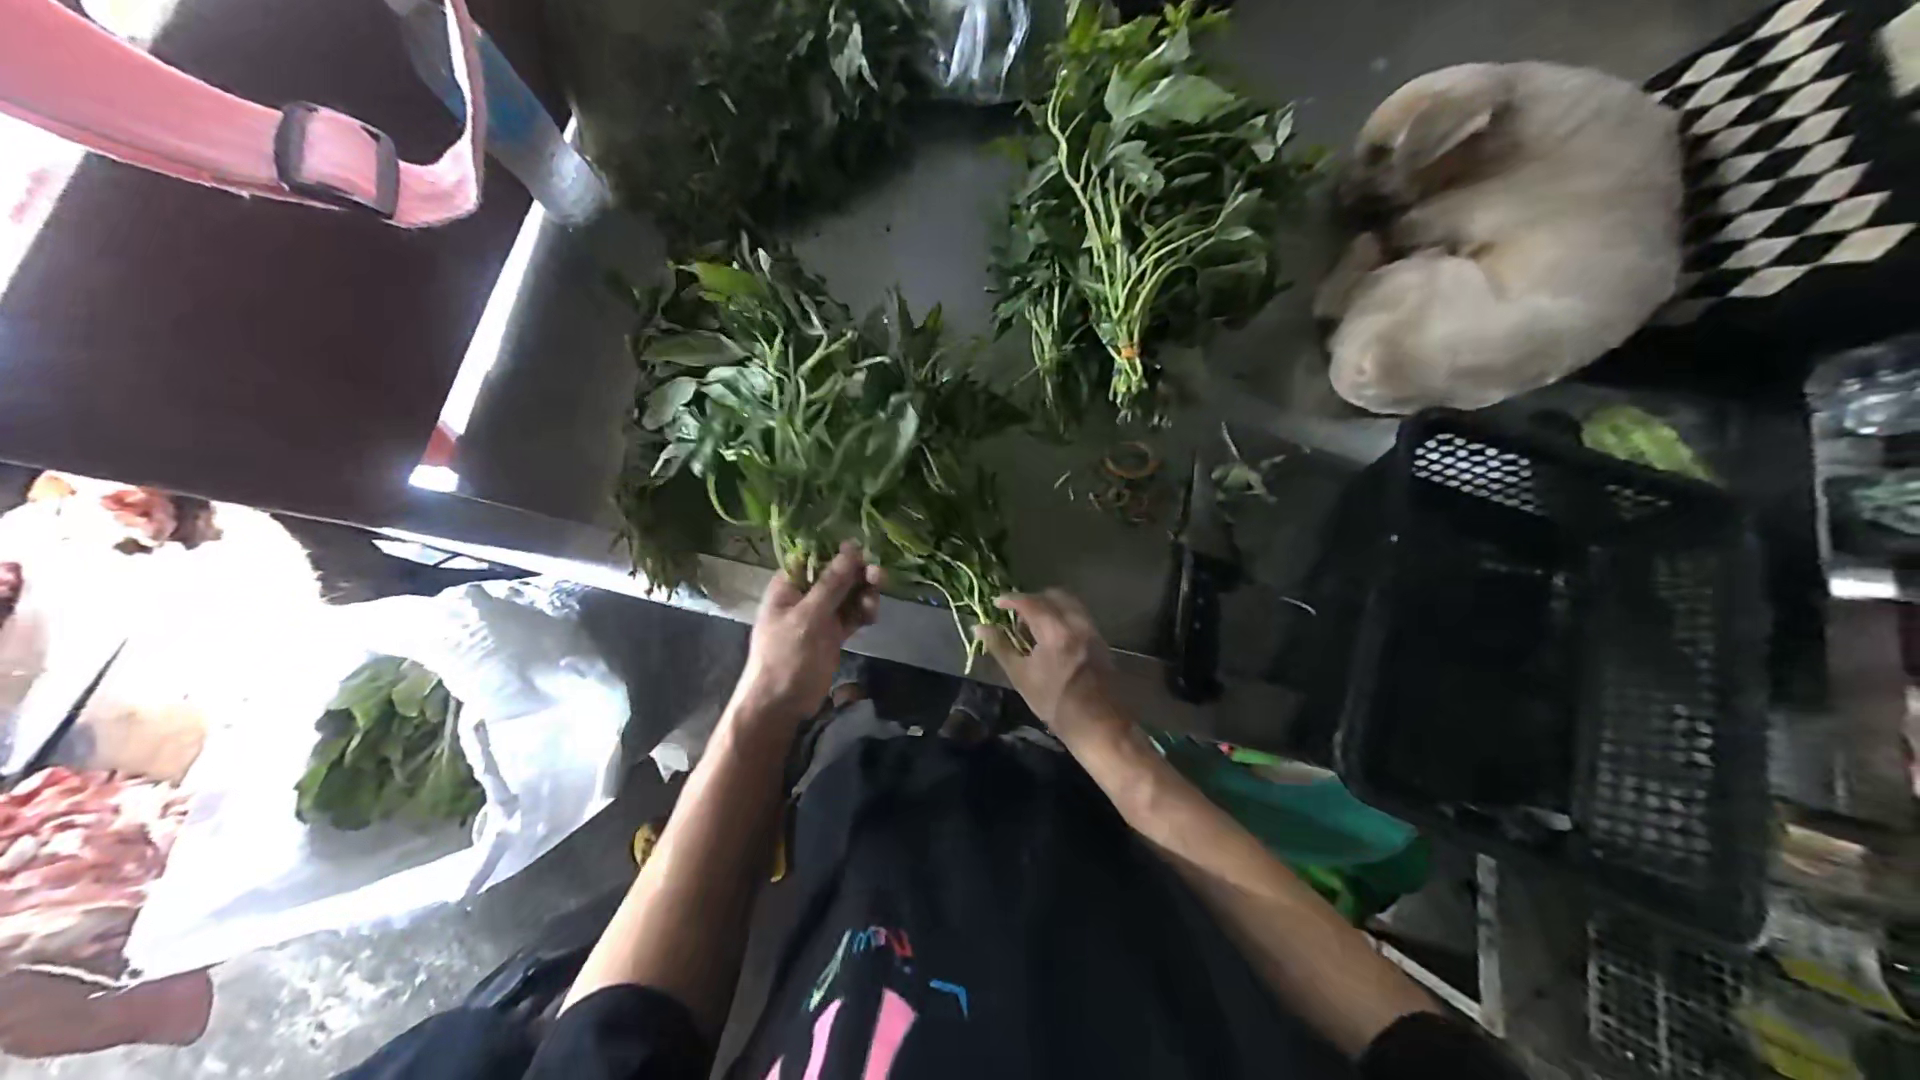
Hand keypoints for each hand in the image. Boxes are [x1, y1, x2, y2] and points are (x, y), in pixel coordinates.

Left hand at [731, 542, 883, 729]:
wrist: (780, 703)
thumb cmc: (785, 655)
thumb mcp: (808, 616)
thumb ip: (832, 583)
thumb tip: (852, 548)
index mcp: (789, 585)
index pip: (814, 556)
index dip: (838, 551)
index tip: (862, 550)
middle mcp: (805, 595)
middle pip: (836, 574)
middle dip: (857, 574)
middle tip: (878, 577)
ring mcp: (820, 615)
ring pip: (848, 594)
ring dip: (864, 594)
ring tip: (873, 606)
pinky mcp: (833, 634)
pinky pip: (852, 615)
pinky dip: (863, 613)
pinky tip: (871, 616)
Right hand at [976, 589, 1127, 744]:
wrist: (1098, 724)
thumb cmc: (1054, 702)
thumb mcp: (1020, 676)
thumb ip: (1000, 646)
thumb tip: (979, 627)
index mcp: (1055, 630)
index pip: (1030, 602)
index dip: (1011, 599)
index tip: (997, 603)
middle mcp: (1076, 623)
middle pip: (1053, 595)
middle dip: (1032, 599)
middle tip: (1016, 614)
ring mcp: (1092, 630)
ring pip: (1069, 603)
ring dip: (1050, 605)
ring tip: (1034, 624)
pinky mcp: (1100, 640)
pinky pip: (1079, 615)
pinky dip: (1063, 615)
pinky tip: (1053, 635)